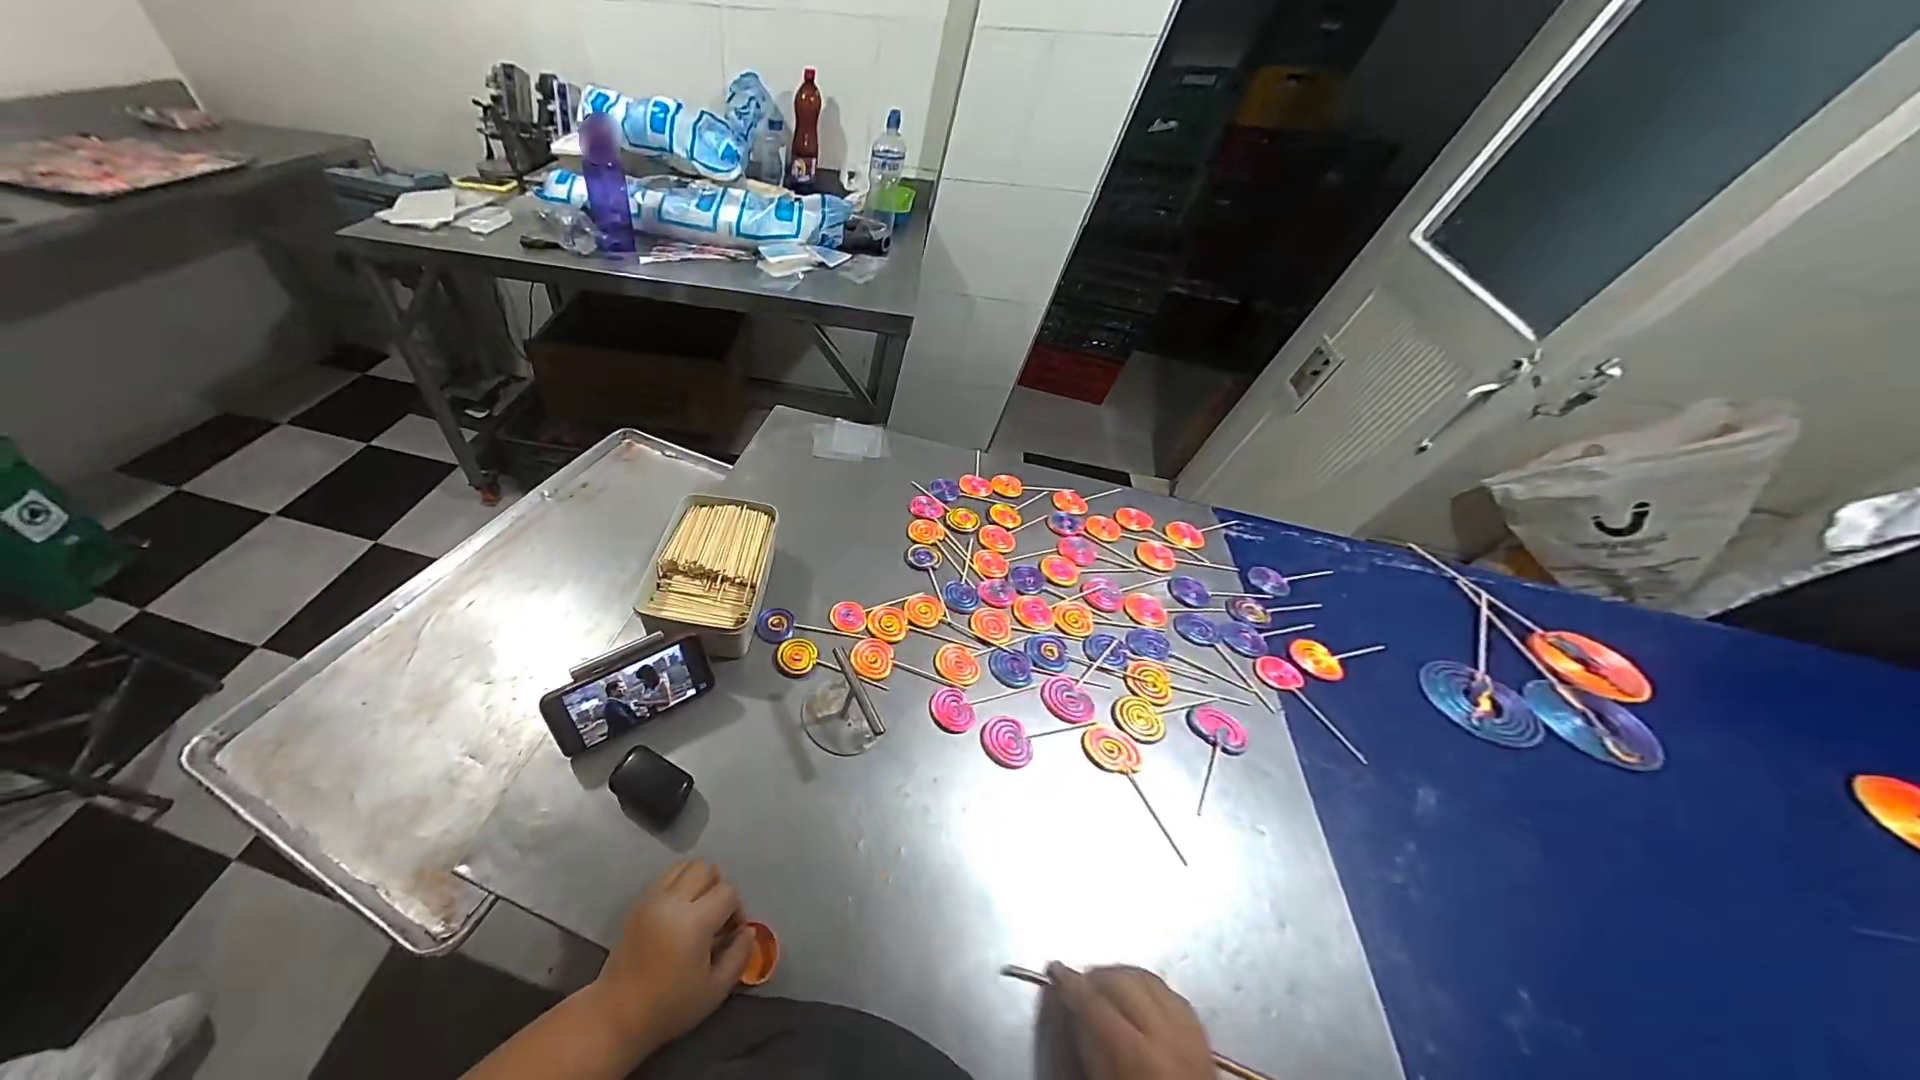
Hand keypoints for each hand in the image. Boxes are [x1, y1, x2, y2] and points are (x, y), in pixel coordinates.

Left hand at [590, 860, 754, 1056]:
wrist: (616, 1016)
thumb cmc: (669, 1007)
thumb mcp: (715, 990)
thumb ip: (740, 956)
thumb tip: (748, 930)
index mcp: (693, 923)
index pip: (728, 892)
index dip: (736, 910)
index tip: (729, 934)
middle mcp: (671, 902)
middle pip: (706, 869)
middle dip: (717, 888)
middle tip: (713, 917)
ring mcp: (650, 900)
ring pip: (685, 866)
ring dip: (697, 881)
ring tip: (695, 909)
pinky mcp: (637, 903)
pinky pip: (665, 876)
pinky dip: (678, 884)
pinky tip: (677, 912)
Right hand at [1047, 963, 1212, 1079]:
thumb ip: (1090, 1046)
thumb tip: (1075, 1012)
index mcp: (1136, 1056)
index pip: (1094, 1003)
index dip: (1070, 983)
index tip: (1056, 971)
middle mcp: (1165, 1035)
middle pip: (1122, 980)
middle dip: (1096, 974)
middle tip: (1079, 979)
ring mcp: (1187, 1031)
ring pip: (1147, 978)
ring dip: (1121, 974)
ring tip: (1105, 981)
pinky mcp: (1201, 1031)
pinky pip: (1170, 992)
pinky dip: (1149, 985)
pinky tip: (1139, 992)